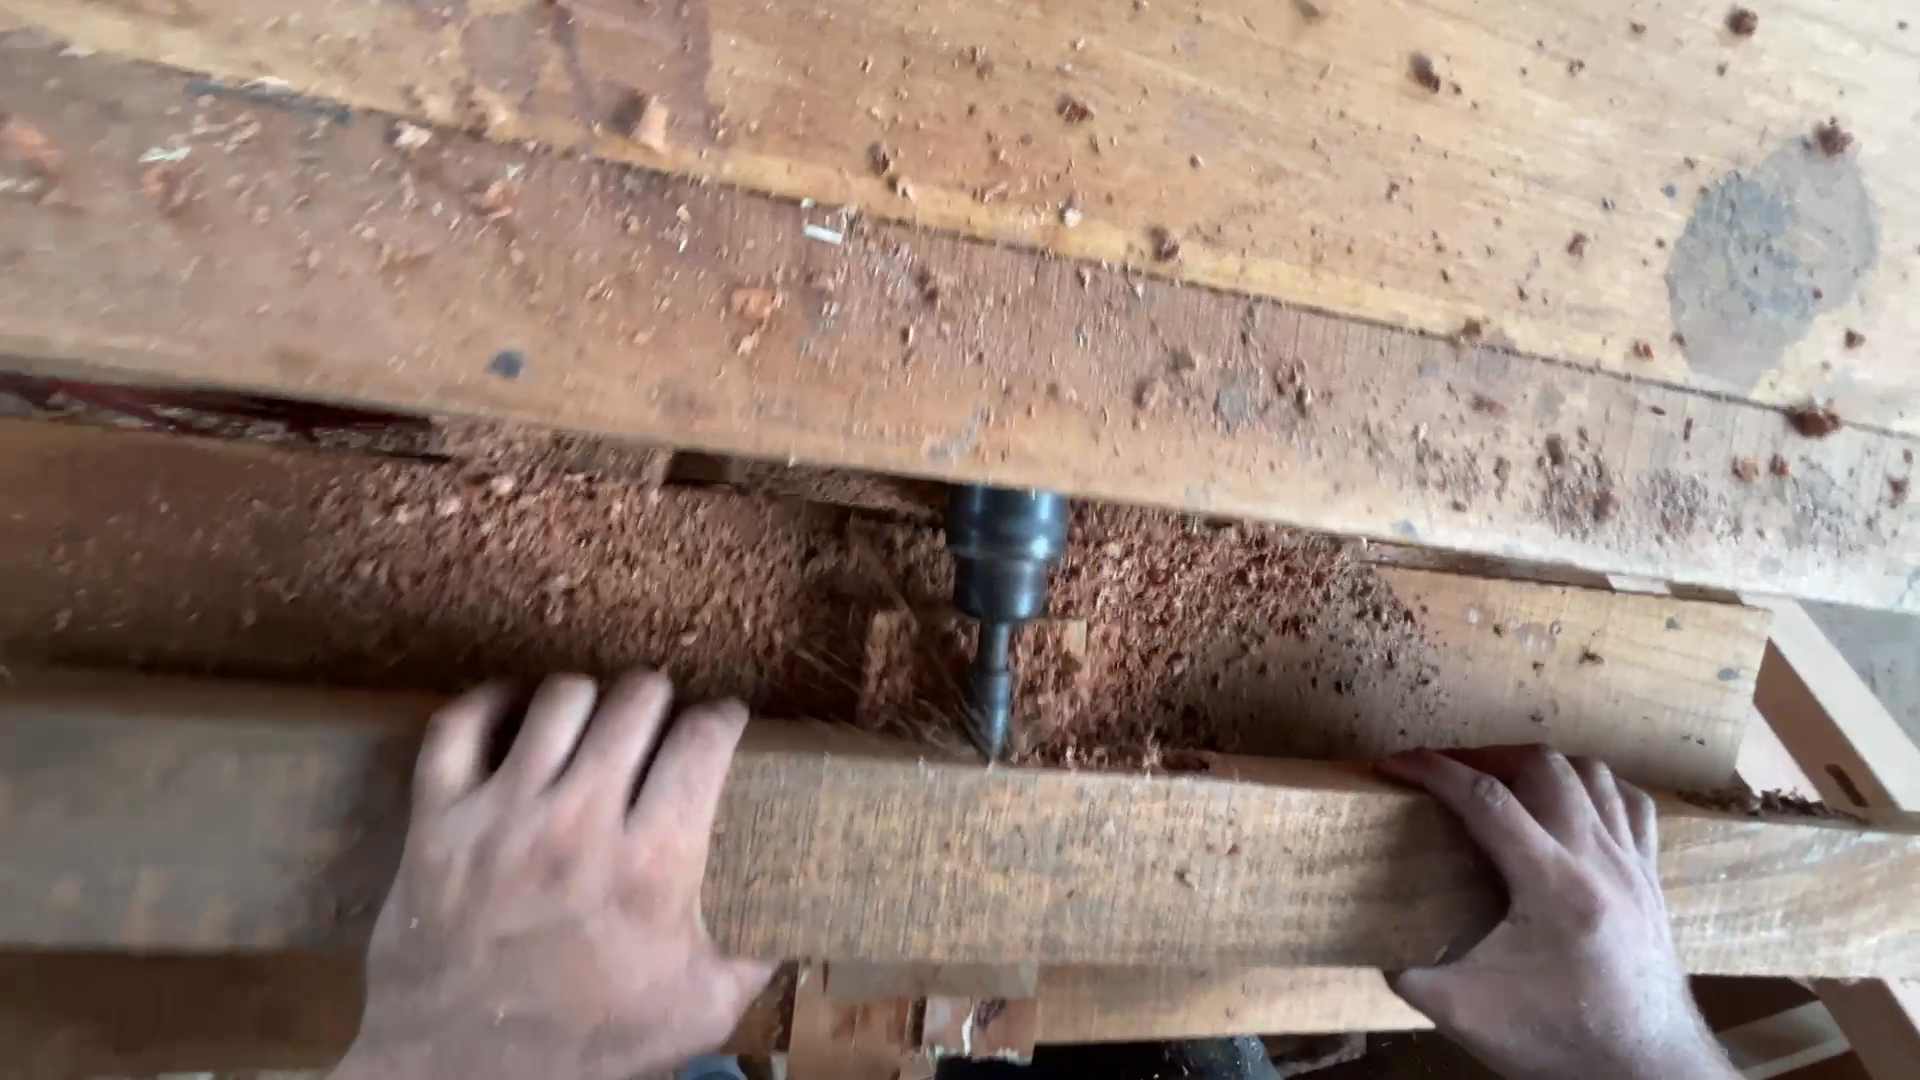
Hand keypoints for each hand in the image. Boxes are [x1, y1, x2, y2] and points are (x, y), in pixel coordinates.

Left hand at [333, 673, 775, 1079]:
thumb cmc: (584, 1044)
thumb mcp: (701, 1009)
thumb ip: (759, 953)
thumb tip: (802, 906)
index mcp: (652, 864)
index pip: (703, 738)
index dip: (724, 715)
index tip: (724, 719)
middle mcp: (579, 825)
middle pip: (637, 698)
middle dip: (662, 699)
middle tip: (661, 723)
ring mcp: (501, 818)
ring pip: (560, 697)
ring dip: (590, 699)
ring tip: (597, 723)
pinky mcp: (435, 824)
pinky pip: (458, 724)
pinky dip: (490, 703)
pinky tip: (517, 714)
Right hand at [1377, 746, 1735, 1079]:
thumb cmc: (1560, 1043)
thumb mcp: (1465, 1014)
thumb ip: (1406, 971)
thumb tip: (1360, 935)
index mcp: (1554, 887)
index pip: (1485, 798)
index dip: (1430, 769)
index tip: (1390, 764)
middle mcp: (1599, 863)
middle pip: (1542, 765)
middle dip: (1480, 755)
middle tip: (1442, 773)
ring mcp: (1633, 867)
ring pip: (1590, 773)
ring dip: (1534, 764)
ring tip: (1495, 779)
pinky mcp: (1651, 879)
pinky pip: (1629, 803)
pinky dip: (1589, 786)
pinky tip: (1562, 801)